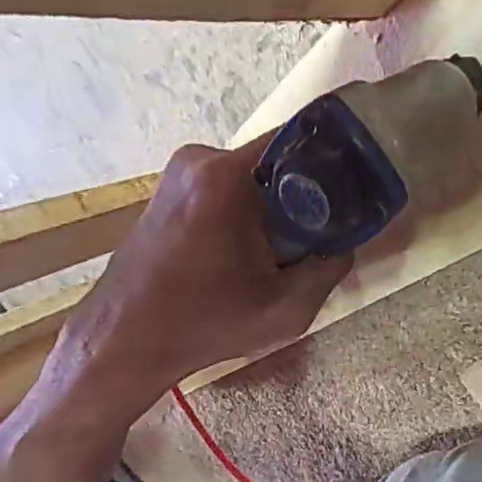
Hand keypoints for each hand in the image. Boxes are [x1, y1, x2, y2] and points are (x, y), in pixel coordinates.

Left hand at [62, 135, 352, 387]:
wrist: (124, 340)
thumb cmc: (205, 324)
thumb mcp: (286, 308)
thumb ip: (331, 267)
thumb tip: (347, 241)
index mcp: (227, 178)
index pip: (301, 141)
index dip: (336, 162)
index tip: (356, 190)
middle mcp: (201, 160)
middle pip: (278, 159)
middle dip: (306, 193)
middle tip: (321, 235)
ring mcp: (180, 171)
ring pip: (254, 175)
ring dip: (276, 205)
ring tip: (283, 250)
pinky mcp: (170, 188)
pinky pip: (229, 187)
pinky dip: (248, 210)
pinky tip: (249, 250)